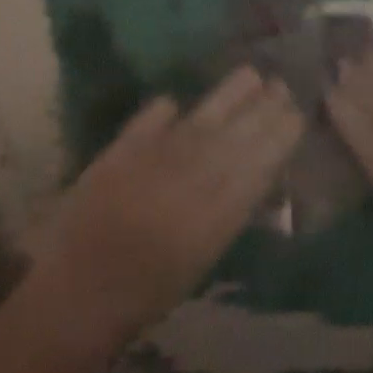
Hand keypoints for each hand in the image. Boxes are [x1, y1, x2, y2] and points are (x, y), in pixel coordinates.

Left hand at [34, 67, 304, 335]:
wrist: (76, 298)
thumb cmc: (147, 294)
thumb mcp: (201, 262)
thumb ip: (225, 218)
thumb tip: (251, 178)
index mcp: (215, 216)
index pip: (256, 166)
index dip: (278, 138)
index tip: (296, 115)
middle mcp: (190, 182)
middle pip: (233, 138)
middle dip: (262, 111)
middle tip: (283, 87)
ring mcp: (152, 164)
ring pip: (199, 122)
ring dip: (227, 98)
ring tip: (251, 74)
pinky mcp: (117, 155)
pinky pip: (146, 124)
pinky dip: (162, 111)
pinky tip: (176, 101)